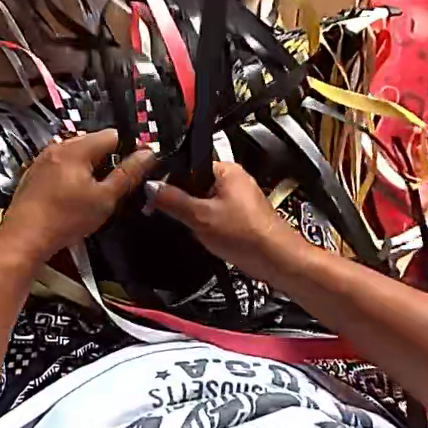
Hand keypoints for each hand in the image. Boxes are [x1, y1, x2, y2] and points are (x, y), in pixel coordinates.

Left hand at [0, 129, 155, 266]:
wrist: (24, 238)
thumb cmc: (63, 219)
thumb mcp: (105, 198)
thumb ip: (128, 174)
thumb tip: (147, 155)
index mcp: (76, 149)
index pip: (113, 135)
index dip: (129, 149)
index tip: (136, 167)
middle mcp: (57, 148)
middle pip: (94, 145)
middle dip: (109, 162)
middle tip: (115, 187)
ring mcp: (43, 161)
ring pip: (77, 157)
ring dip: (90, 171)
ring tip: (94, 196)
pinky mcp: (35, 175)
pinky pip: (61, 168)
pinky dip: (72, 178)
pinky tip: (74, 200)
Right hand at [150, 161, 303, 282]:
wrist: (276, 260)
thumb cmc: (246, 235)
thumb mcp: (200, 217)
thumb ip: (173, 201)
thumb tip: (151, 188)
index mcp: (227, 169)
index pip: (188, 166)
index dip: (171, 183)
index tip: (157, 197)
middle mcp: (235, 179)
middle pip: (195, 185)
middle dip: (184, 203)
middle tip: (178, 218)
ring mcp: (239, 198)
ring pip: (204, 202)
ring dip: (196, 217)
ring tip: (199, 229)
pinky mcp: (241, 215)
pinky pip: (215, 214)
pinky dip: (208, 225)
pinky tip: (211, 236)